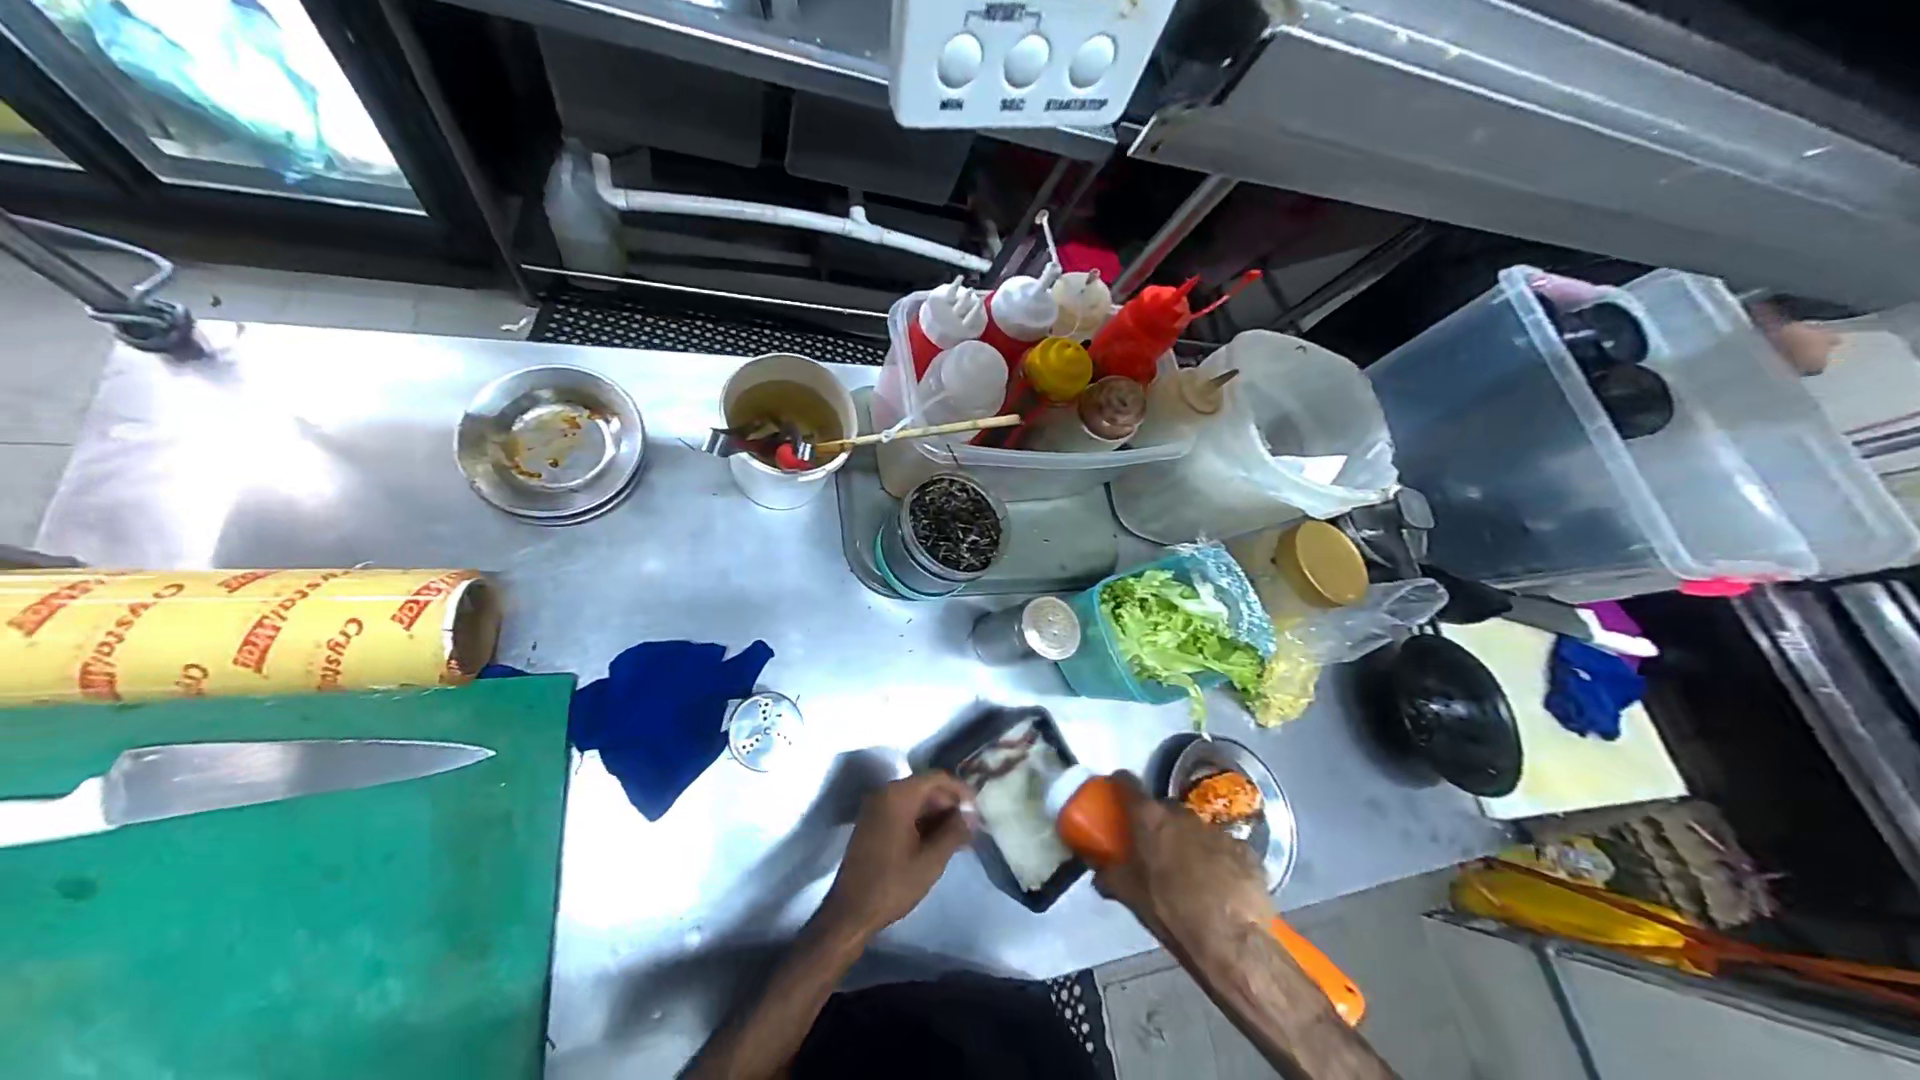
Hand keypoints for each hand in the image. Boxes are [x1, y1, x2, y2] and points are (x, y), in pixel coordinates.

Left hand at [819, 771, 974, 938]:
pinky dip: (922, 822)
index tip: (979, 809)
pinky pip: (904, 812)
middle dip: (950, 804)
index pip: (937, 778)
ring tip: (961, 837)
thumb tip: (971, 815)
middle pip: (926, 788)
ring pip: (916, 801)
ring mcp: (876, 808)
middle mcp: (885, 794)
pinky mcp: (873, 823)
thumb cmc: (892, 884)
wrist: (850, 912)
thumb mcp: (930, 860)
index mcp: (898, 796)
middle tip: (972, 827)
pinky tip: (939, 841)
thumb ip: (954, 832)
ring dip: (938, 815)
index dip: (961, 790)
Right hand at [1093, 772, 1273, 947]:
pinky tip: (1220, 885)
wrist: (1231, 940)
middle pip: (1164, 808)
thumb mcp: (1131, 897)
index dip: (1120, 784)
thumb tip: (1098, 874)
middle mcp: (1183, 815)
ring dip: (1189, 841)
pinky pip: (1224, 847)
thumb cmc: (1171, 912)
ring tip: (1189, 871)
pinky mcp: (1246, 850)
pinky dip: (1218, 859)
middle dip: (1157, 822)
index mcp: (1150, 819)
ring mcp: (1218, 830)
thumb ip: (1110, 877)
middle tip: (1153, 845)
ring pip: (1196, 828)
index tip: (1116, 790)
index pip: (1128, 784)